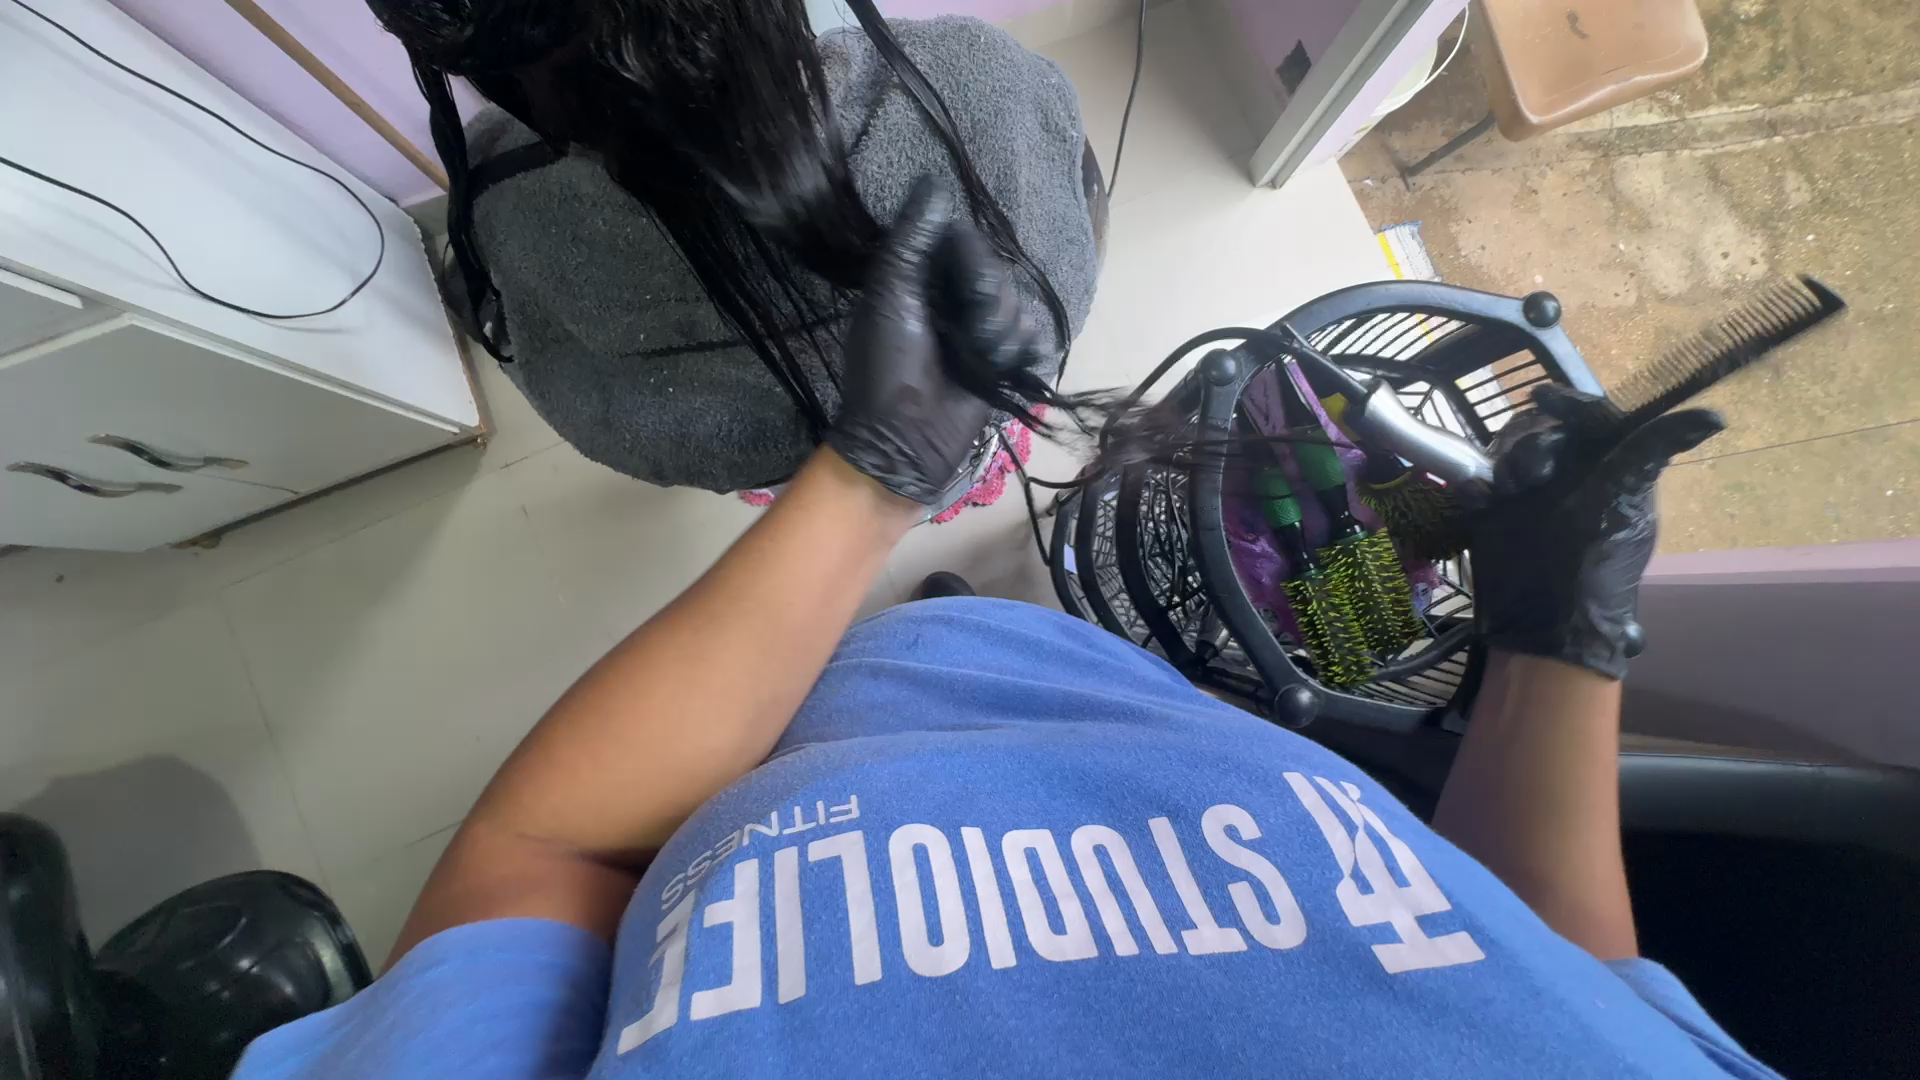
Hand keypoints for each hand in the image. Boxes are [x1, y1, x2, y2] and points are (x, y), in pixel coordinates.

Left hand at [827, 177, 994, 504]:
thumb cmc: (887, 368)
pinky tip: (999, 371)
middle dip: (990, 304)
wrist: (904, 439)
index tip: (956, 288)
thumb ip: (911, 240)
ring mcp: (984, 332)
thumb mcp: (890, 296)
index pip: (970, 241)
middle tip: (967, 337)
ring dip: (1002, 336)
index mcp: (926, 277)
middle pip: (1000, 272)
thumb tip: (932, 180)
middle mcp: (958, 299)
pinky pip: (1036, 339)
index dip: (973, 262)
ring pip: (1020, 306)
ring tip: (977, 362)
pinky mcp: (1006, 364)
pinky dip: (1022, 354)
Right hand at [1470, 386, 1723, 678]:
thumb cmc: (1592, 563)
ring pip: (1504, 453)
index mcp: (1605, 468)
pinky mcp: (1488, 511)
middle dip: (1530, 443)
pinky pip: (1473, 482)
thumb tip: (1711, 415)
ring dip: (1503, 465)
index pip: (1590, 419)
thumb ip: (1647, 452)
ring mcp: (1524, 493)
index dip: (1568, 404)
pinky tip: (1479, 500)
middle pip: (1540, 431)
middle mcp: (1566, 475)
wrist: (1541, 618)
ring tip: (1505, 493)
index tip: (1539, 397)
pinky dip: (1472, 486)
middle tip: (1529, 477)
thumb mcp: (1622, 501)